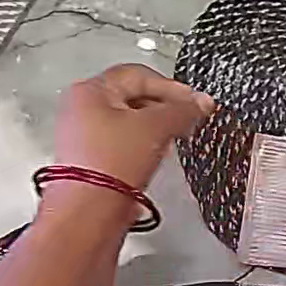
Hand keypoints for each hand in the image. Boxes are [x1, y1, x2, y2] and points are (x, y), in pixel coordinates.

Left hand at [51, 64, 214, 189]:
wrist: (90, 209)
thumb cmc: (113, 162)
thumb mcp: (156, 127)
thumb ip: (183, 110)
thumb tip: (203, 101)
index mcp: (91, 91)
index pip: (139, 76)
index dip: (171, 87)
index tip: (194, 102)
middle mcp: (82, 108)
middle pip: (134, 96)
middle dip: (165, 107)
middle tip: (187, 119)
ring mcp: (84, 134)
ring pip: (130, 120)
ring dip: (156, 126)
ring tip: (174, 138)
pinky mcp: (91, 158)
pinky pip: (124, 141)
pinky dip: (144, 144)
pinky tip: (156, 155)